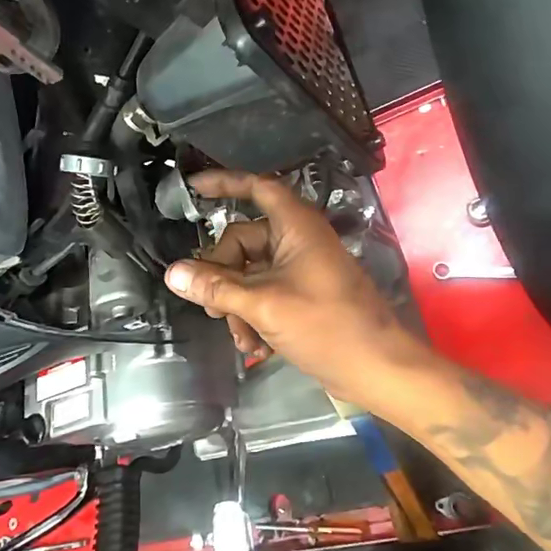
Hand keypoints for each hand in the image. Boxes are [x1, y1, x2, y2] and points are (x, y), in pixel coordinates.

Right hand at [163, 171, 426, 401]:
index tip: (194, 188)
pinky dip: (254, 315)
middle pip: (243, 241)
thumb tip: (174, 273)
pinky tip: (254, 344)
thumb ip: (216, 288)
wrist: (377, 368)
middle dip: (223, 277)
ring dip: (237, 304)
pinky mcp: (303, 295)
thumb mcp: (264, 305)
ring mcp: (301, 269)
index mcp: (296, 226)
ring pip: (251, 273)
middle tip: (212, 308)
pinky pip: (265, 293)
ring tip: (241, 336)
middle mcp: (298, 240)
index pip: (257, 188)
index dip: (225, 183)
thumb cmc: (327, 326)